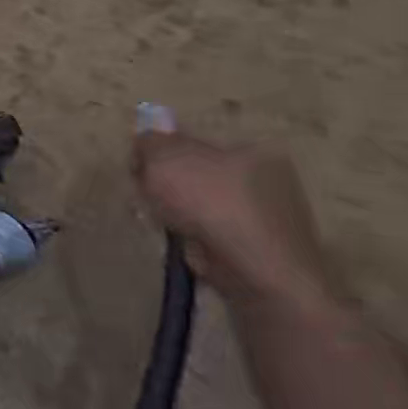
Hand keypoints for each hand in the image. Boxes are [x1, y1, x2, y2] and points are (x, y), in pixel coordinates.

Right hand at [133, 131, 341, 311]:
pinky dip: (187, 228)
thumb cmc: (210, 202)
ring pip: (197, 199)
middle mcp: (265, 178)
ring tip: (158, 216)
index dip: (160, 149)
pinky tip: (176, 234)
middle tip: (147, 190)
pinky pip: (208, 226)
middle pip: (193, 169)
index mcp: (252, 150)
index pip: (193, 139)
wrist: (254, 269)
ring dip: (170, 205)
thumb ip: (149, 141)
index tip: (142, 164)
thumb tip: (147, 144)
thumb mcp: (163, 156)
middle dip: (163, 179)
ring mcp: (265, 214)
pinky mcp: (256, 243)